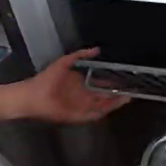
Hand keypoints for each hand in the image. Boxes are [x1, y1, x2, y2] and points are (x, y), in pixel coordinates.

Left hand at [12, 48, 130, 124]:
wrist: (33, 95)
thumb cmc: (47, 78)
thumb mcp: (65, 62)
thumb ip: (81, 55)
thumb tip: (98, 49)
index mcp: (81, 84)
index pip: (101, 83)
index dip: (113, 81)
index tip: (125, 77)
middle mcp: (84, 95)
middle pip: (105, 95)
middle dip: (118, 93)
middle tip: (132, 88)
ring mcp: (82, 106)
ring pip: (103, 105)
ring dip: (115, 102)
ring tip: (128, 97)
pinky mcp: (78, 116)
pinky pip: (94, 115)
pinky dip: (104, 111)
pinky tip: (114, 105)